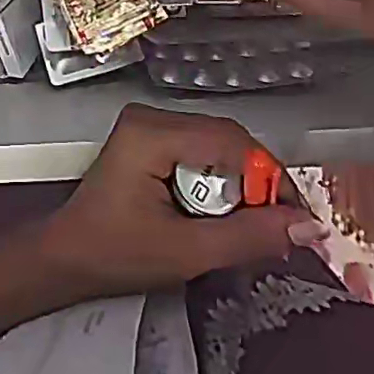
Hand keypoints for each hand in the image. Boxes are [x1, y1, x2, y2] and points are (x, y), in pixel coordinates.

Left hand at [33, 105, 326, 299]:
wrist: (68, 256)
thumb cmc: (114, 253)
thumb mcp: (186, 252)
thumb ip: (247, 235)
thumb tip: (305, 225)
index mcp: (150, 133)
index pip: (229, 141)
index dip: (269, 178)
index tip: (294, 218)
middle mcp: (149, 117)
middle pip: (225, 139)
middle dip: (255, 183)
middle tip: (274, 226)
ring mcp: (147, 125)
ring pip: (217, 145)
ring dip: (239, 184)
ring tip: (247, 224)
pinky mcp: (149, 138)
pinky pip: (201, 150)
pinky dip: (219, 180)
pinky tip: (219, 212)